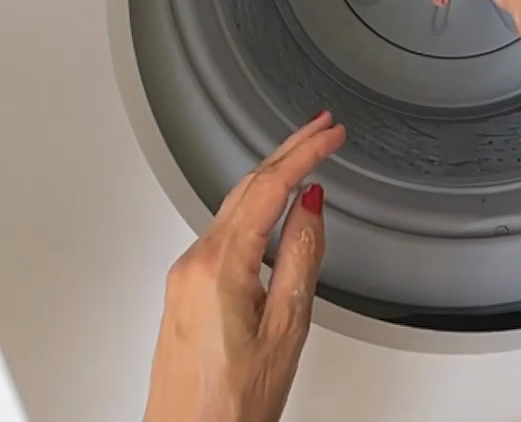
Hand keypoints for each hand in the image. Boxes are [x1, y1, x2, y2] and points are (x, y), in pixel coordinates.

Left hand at [145, 112, 345, 421]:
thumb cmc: (232, 404)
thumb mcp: (287, 325)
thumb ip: (302, 254)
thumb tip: (310, 202)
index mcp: (218, 265)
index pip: (270, 187)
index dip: (306, 153)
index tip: (333, 133)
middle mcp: (195, 262)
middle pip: (248, 186)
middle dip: (290, 148)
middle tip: (324, 126)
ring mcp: (187, 275)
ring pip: (235, 203)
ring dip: (274, 171)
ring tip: (306, 150)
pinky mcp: (187, 289)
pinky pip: (227, 227)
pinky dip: (258, 200)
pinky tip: (275, 198)